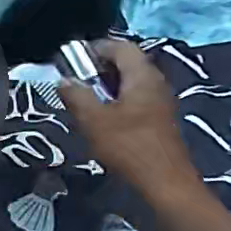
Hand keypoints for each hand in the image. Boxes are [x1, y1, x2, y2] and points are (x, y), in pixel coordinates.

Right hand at [59, 40, 203, 200]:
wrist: (166, 183)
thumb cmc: (129, 147)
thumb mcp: (94, 120)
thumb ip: (77, 96)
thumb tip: (64, 80)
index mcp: (142, 76)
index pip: (121, 46)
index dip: (97, 48)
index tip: (74, 60)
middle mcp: (156, 83)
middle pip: (128, 63)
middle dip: (101, 68)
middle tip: (78, 82)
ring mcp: (162, 102)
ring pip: (133, 83)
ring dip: (110, 87)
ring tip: (88, 102)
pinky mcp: (162, 121)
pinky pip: (139, 100)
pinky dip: (120, 102)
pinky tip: (106, 121)